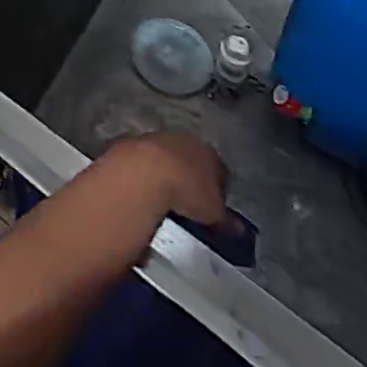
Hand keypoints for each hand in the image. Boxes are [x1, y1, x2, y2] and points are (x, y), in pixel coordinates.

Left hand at [110, 131, 227, 225]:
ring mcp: (153, 137)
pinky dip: (143, 173)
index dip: (218, 190)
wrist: (141, 171)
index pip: (219, 170)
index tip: (213, 208)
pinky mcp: (129, 142)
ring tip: (163, 198)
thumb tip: (238, 229)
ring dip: (165, 173)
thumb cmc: (187, 191)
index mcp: (207, 151)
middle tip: (188, 203)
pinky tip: (142, 190)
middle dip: (189, 178)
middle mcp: (182, 138)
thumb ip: (227, 220)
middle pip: (190, 159)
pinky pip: (142, 162)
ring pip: (164, 157)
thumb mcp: (214, 213)